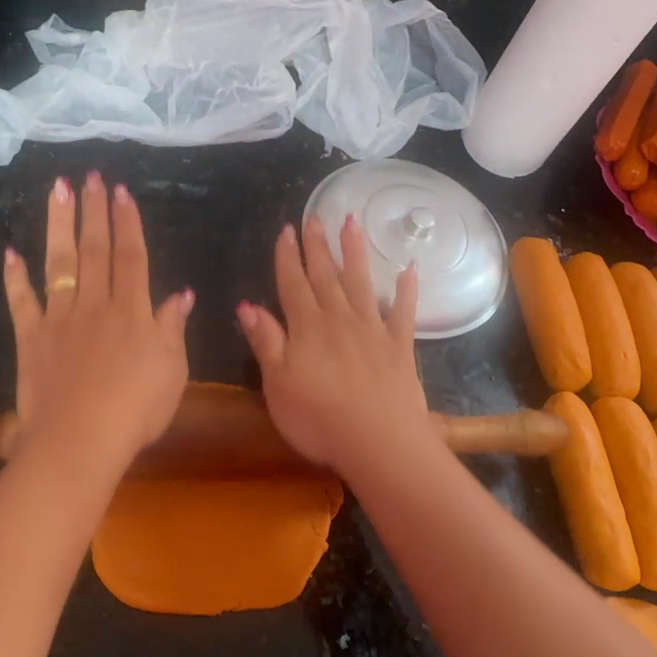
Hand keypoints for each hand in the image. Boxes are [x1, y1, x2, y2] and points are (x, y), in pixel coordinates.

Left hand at [3, 172, 192, 470]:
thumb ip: (172, 329)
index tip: (121, 192)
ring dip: (59, 224)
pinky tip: (12, 252)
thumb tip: (180, 294)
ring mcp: (60, 319)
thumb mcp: (172, 371)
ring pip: (59, 263)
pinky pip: (22, 302)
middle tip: (90, 177)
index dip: (128, 223)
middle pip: (95, 250)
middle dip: (94, 211)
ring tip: (57, 190)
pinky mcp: (31, 339)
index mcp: (132, 312)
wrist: (81, 439)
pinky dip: (16, 277)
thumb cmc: (136, 410)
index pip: (132, 257)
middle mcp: (96, 305)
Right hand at [236, 214, 432, 472]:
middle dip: (318, 246)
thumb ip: (266, 341)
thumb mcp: (277, 383)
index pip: (293, 285)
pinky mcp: (400, 348)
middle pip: (326, 276)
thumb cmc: (317, 418)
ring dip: (355, 252)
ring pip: (361, 283)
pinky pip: (403, 311)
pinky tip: (409, 268)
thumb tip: (247, 305)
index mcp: (307, 328)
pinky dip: (406, 289)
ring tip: (353, 222)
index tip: (286, 230)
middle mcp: (340, 320)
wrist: (378, 441)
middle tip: (315, 216)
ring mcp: (373, 331)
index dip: (287, 258)